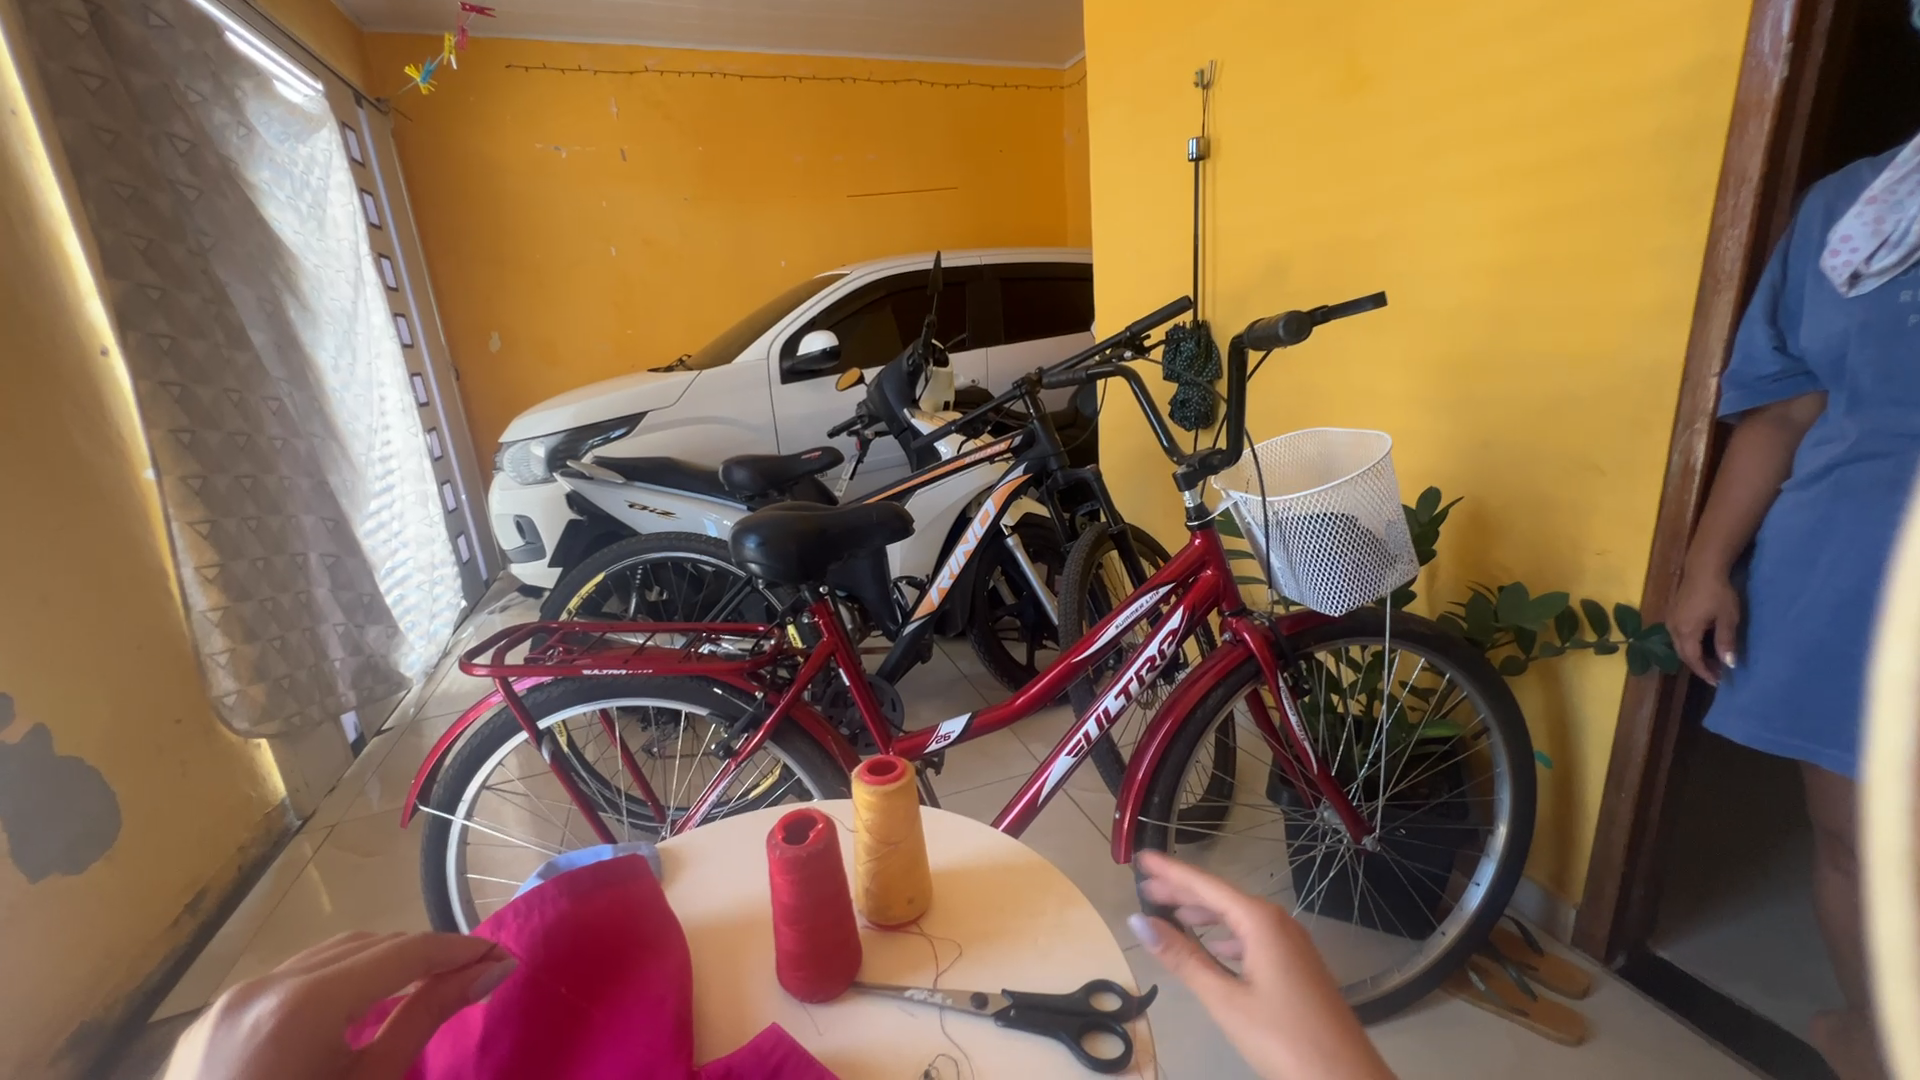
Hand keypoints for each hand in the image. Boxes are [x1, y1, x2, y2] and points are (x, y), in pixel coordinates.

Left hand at [164, 931, 515, 1079]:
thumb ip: (428, 1015)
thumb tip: (493, 970)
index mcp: (303, 1004)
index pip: (406, 951)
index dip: (461, 949)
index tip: (502, 957)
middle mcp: (263, 986)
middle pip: (371, 946)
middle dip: (424, 956)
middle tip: (470, 975)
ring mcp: (228, 1002)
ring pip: (331, 956)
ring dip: (382, 964)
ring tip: (420, 988)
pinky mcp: (210, 1022)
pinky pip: (291, 980)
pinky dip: (337, 982)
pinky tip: (357, 1009)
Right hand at [1127, 851, 1394, 1079]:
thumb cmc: (1285, 1040)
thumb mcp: (1225, 999)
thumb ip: (1182, 957)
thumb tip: (1139, 921)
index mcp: (1259, 921)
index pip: (1204, 885)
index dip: (1170, 871)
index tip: (1141, 857)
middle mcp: (1277, 922)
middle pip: (1220, 897)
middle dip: (1182, 891)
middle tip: (1145, 887)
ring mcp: (1292, 944)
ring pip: (1237, 917)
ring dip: (1203, 913)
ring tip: (1170, 913)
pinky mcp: (1298, 966)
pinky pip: (1252, 935)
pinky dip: (1224, 934)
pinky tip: (1214, 947)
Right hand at [1669, 565, 1741, 684]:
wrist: (1702, 572)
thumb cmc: (1718, 595)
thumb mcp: (1728, 619)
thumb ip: (1726, 642)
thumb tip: (1730, 664)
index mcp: (1686, 632)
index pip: (1693, 658)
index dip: (1704, 672)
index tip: (1718, 683)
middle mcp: (1673, 629)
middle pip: (1683, 654)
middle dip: (1698, 666)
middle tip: (1716, 675)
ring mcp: (1670, 621)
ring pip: (1678, 645)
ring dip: (1693, 656)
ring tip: (1710, 662)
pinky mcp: (1672, 615)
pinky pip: (1677, 636)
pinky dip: (1689, 646)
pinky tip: (1700, 644)